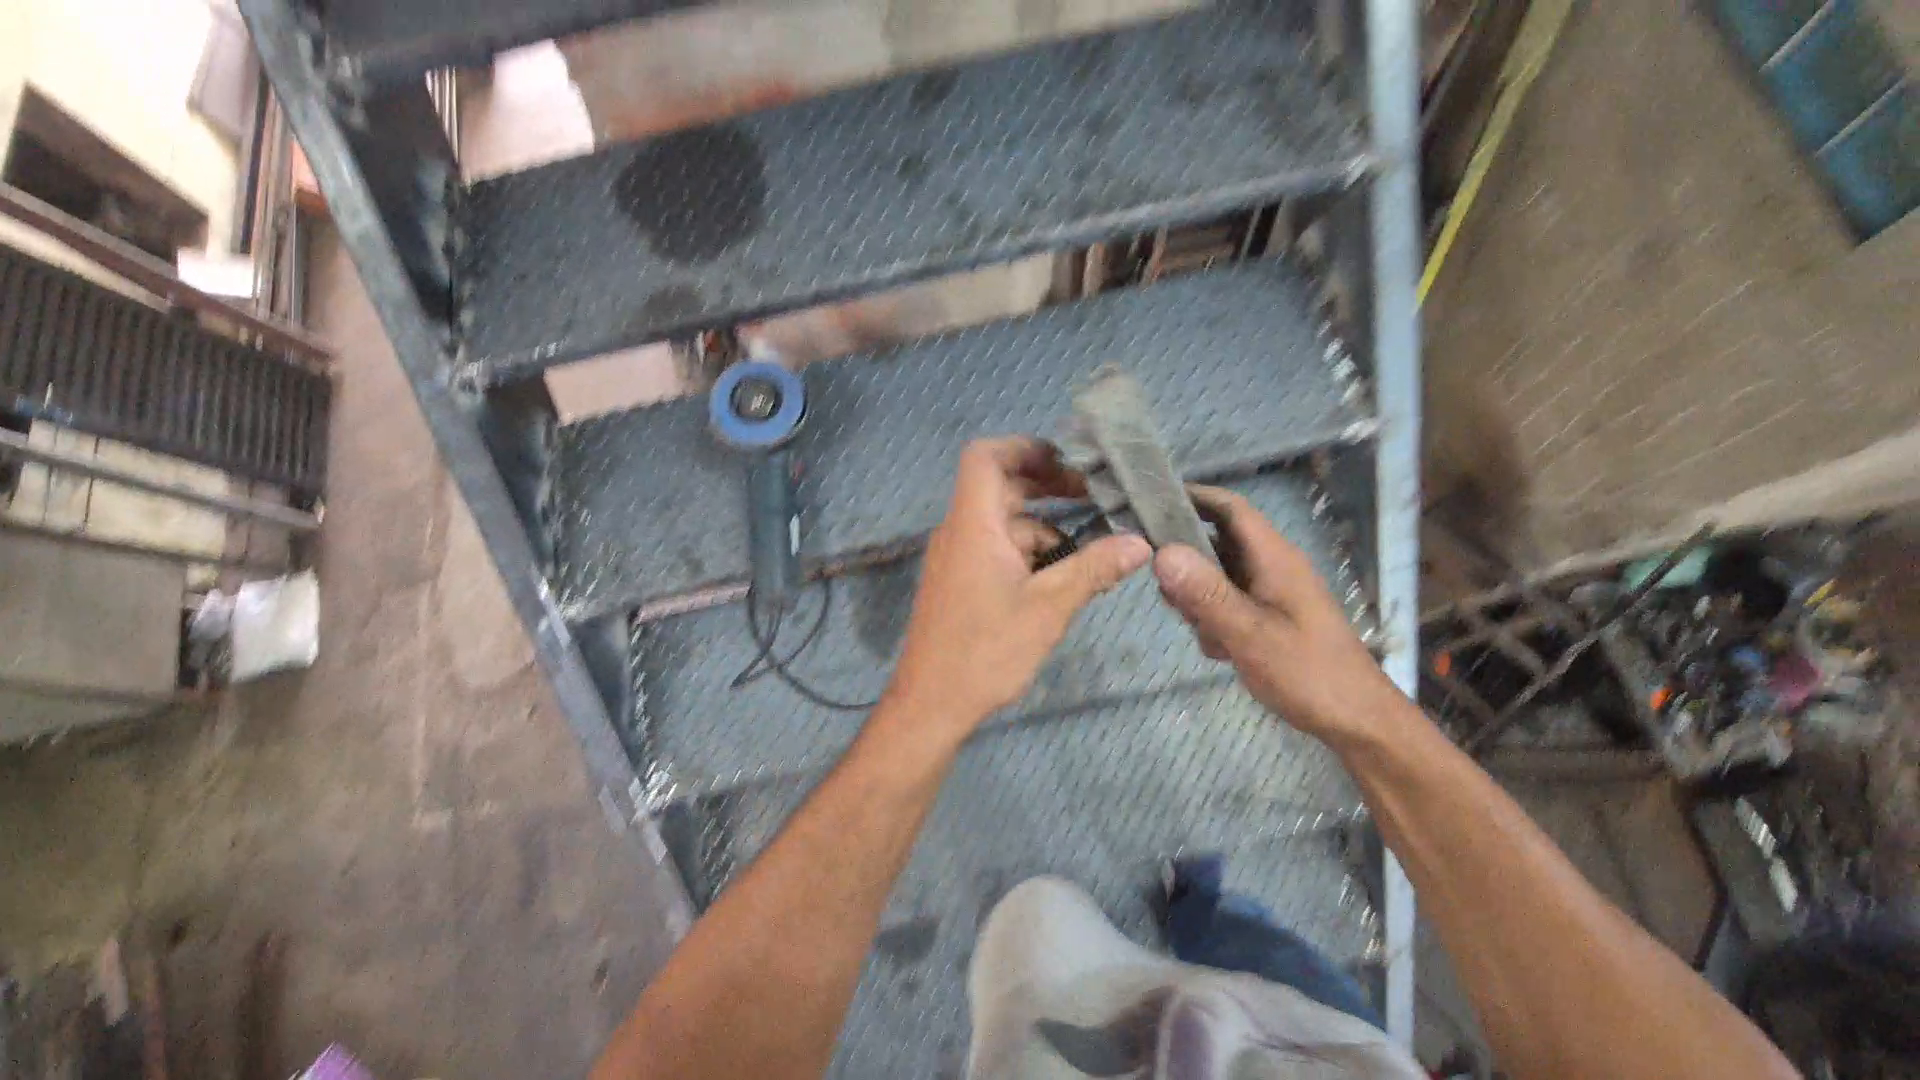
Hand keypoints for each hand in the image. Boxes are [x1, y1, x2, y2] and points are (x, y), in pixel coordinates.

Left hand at [883, 437, 1151, 738]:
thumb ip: (1094, 568)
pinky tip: (1064, 581)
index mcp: (973, 524)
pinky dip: (1030, 555)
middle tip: (1096, 499)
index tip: (1068, 462)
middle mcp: (959, 532)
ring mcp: (957, 559)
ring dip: (1046, 529)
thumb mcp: (1049, 607)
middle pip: (1001, 488)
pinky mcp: (960, 584)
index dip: (1025, 448)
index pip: (985, 457)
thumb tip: (1140, 544)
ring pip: (1004, 525)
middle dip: (1048, 488)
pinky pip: (996, 551)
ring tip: (1092, 550)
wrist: (930, 705)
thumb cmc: (986, 650)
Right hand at [1153, 486, 1407, 747]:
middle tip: (1167, 594)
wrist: (1357, 720)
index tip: (1147, 501)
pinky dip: (1214, 622)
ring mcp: (1271, 593)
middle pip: (1215, 543)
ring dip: (1199, 599)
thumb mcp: (1250, 633)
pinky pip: (1228, 605)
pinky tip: (1221, 651)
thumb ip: (1205, 593)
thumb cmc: (1309, 672)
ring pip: (1217, 578)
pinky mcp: (1269, 618)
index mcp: (1273, 557)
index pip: (1229, 508)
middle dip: (1186, 563)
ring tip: (1201, 629)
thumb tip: (1162, 552)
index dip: (1191, 497)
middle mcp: (1271, 567)